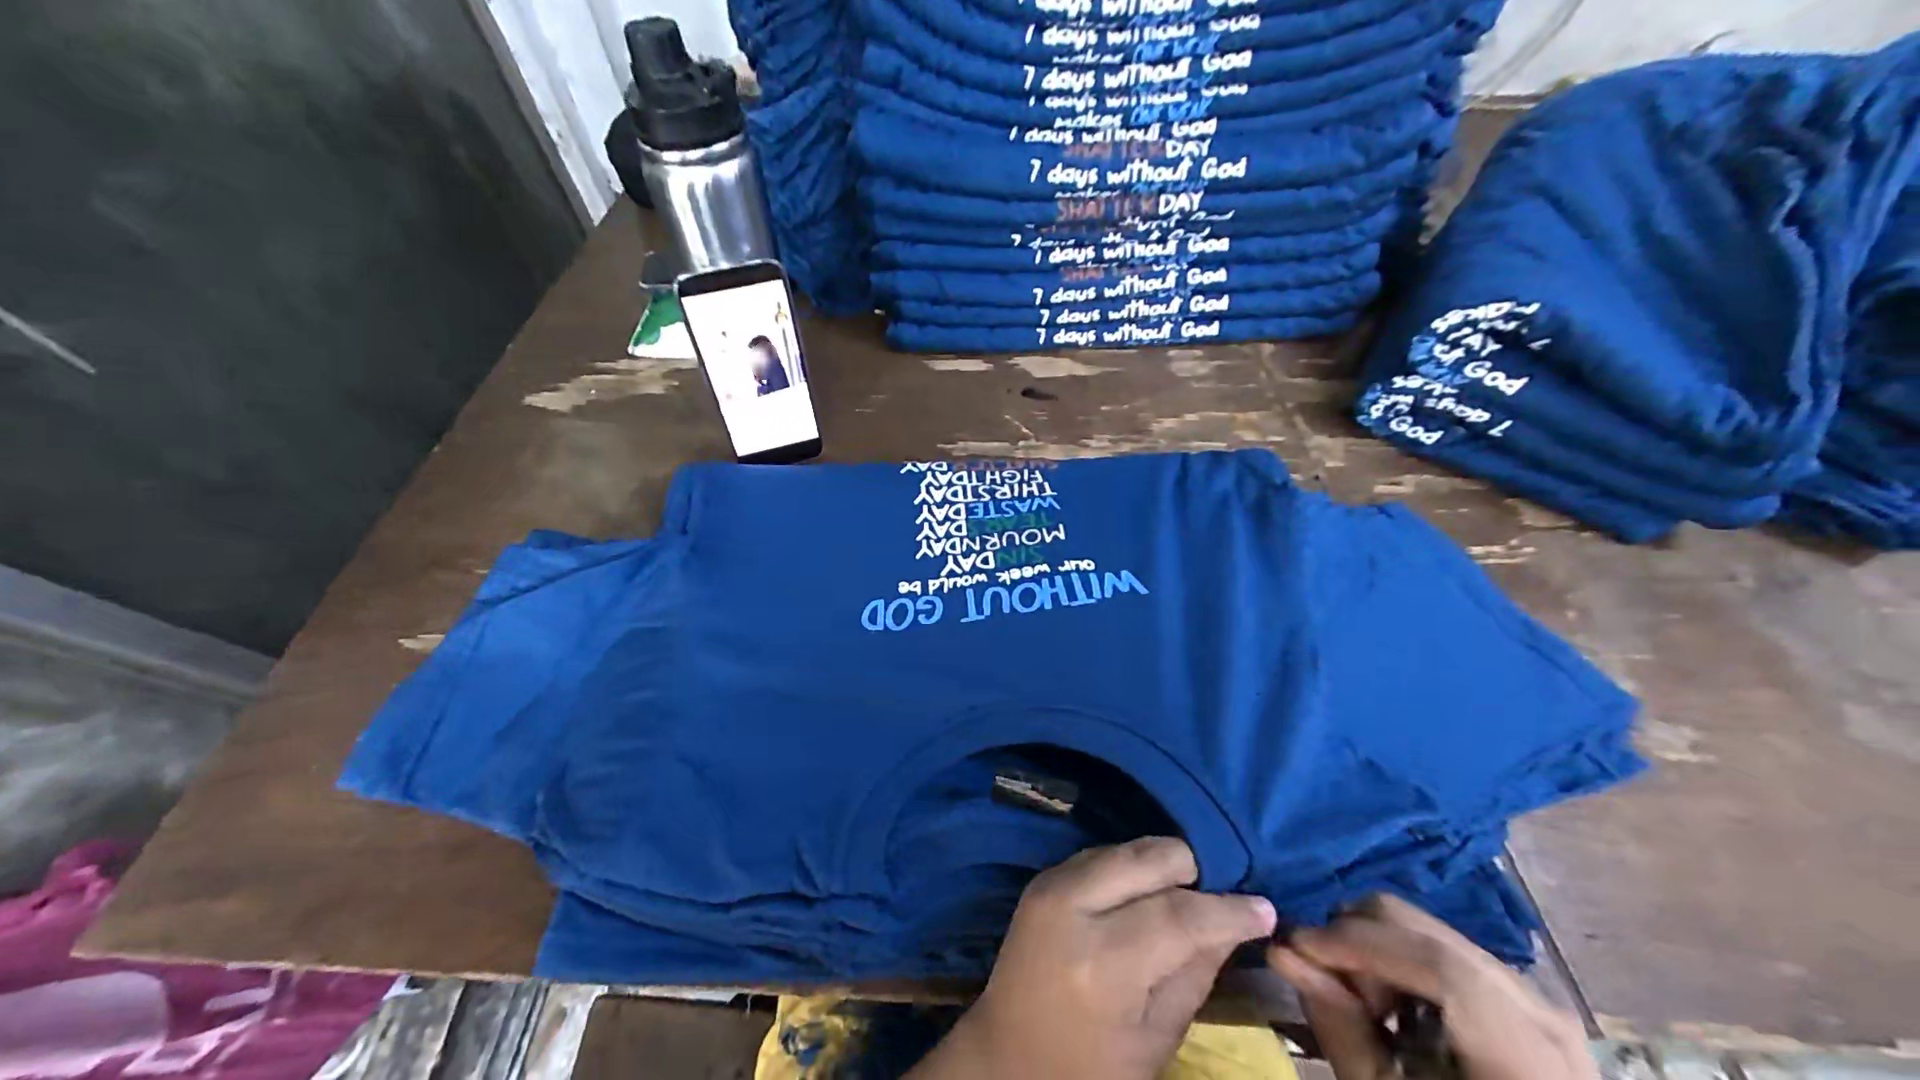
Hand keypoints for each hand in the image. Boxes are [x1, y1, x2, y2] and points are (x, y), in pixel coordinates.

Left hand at [910, 837, 1276, 1079]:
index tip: (1264, 908)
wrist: (1005, 1054)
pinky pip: (1103, 854)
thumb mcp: (1155, 1039)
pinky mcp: (1042, 877)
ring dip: (1163, 867)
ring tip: (1188, 898)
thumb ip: (1196, 973)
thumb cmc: (1088, 1067)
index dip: (1229, 909)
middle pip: (1151, 857)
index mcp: (1102, 963)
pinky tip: (1148, 894)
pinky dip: (1133, 868)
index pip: (1180, 914)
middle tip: (1220, 900)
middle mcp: (1072, 906)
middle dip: (1195, 872)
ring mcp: (1051, 884)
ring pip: (1127, 847)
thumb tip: (1236, 922)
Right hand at [1267, 894, 1595, 1079]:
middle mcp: (1542, 1009)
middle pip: (1427, 932)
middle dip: (1360, 943)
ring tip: (1368, 1008)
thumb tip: (1283, 952)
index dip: (1359, 944)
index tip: (1296, 946)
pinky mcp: (1523, 994)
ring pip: (1429, 931)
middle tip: (1331, 985)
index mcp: (1526, 1055)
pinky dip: (1404, 963)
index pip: (1439, 965)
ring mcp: (1537, 996)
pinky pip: (1445, 948)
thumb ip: (1341, 1029)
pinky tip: (1398, 1010)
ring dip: (1378, 952)